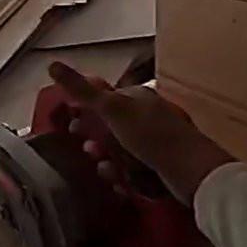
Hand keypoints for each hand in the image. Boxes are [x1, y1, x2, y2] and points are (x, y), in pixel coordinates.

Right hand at [46, 62, 232, 206]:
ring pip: (118, 149)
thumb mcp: (112, 108)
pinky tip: (119, 182)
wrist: (194, 174)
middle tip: (85, 146)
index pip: (103, 98)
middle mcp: (146, 116)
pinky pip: (132, 169)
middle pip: (108, 125)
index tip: (71, 122)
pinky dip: (123, 176)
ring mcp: (155, 142)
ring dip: (106, 158)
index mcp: (137, 97)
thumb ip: (81, 89)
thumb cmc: (151, 135)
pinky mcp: (161, 167)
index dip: (84, 109)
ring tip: (103, 167)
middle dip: (93, 137)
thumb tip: (51, 63)